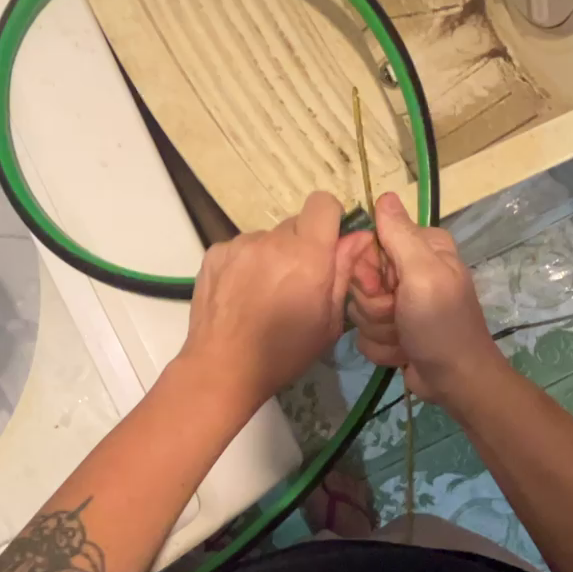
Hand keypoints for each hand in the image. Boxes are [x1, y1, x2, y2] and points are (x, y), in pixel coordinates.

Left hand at [179, 191, 365, 408]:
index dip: (329, 220)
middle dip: (301, 246)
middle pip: (295, 224)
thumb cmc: (284, 354)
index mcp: (307, 255)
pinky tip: (240, 295)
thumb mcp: (328, 323)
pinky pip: (239, 249)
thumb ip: (344, 273)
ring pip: (266, 238)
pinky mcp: (214, 254)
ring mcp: (239, 245)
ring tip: (262, 295)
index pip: (323, 203)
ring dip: (271, 257)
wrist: (222, 368)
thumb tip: (359, 238)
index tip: (327, 246)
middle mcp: (272, 240)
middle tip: (295, 283)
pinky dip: (245, 265)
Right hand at [345, 191, 505, 404]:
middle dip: (375, 305)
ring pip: (360, 310)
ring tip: (405, 336)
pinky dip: (382, 347)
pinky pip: (365, 335)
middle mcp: (410, 270)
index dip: (369, 270)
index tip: (386, 287)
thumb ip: (400, 236)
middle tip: (399, 315)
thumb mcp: (422, 275)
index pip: (368, 244)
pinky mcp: (393, 330)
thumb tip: (385, 195)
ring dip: (379, 329)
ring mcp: (400, 303)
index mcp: (422, 248)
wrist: (454, 380)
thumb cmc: (441, 325)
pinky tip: (403, 351)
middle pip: (361, 280)